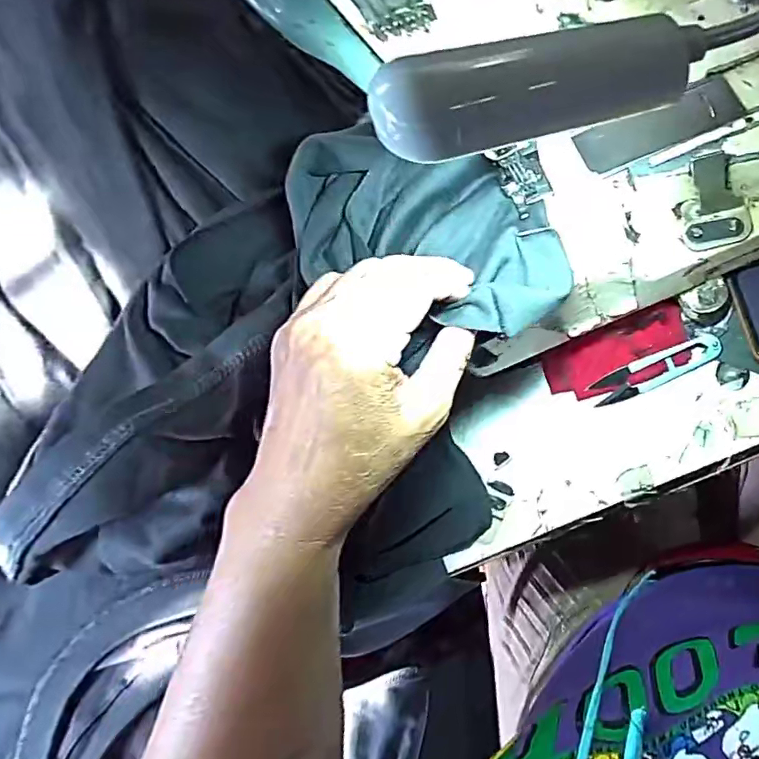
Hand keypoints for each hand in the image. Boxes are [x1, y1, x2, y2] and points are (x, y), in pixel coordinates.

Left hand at [232, 256, 477, 547]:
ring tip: (426, 287)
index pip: (410, 286)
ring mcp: (301, 325)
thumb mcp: (426, 412)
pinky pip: (330, 286)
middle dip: (426, 270)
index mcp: (359, 344)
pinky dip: (362, 281)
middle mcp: (325, 324)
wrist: (299, 488)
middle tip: (455, 282)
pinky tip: (382, 296)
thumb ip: (450, 357)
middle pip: (385, 271)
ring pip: (357, 273)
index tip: (468, 285)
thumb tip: (462, 323)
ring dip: (397, 273)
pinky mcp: (289, 332)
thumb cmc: (364, 459)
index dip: (445, 278)